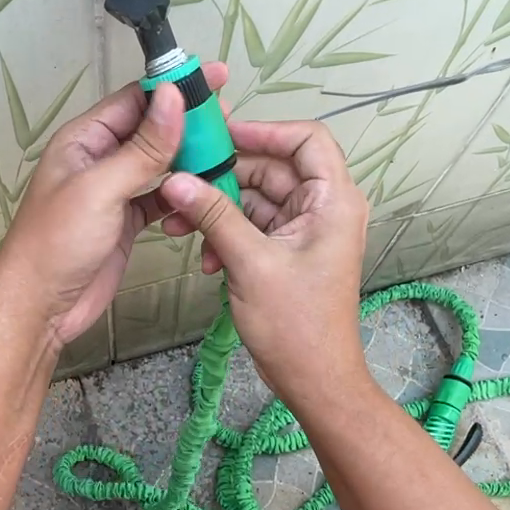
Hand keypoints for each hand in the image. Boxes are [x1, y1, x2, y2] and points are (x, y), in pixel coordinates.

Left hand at [0, 62, 229, 345]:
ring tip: (226, 155)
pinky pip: (160, 198)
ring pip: (159, 164)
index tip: (215, 78)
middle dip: (188, 124)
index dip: (174, 87)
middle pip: (151, 130)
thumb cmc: (56, 244)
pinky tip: (201, 195)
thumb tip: (173, 98)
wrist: (41, 307)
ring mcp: (114, 192)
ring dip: (189, 160)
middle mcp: (99, 160)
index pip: (135, 100)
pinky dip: (181, 196)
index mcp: (84, 140)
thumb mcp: (100, 189)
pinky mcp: (126, 221)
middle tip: (230, 121)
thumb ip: (142, 147)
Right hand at [157, 118, 370, 408]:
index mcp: (333, 201)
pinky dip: (226, 237)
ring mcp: (303, 232)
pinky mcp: (285, 253)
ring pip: (255, 200)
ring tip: (181, 226)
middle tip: (183, 181)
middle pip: (271, 169)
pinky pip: (251, 228)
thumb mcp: (251, 263)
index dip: (264, 130)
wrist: (312, 378)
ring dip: (218, 211)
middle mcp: (323, 209)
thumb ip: (214, 216)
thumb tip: (176, 180)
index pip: (305, 139)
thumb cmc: (296, 324)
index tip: (220, 135)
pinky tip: (206, 259)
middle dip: (226, 178)